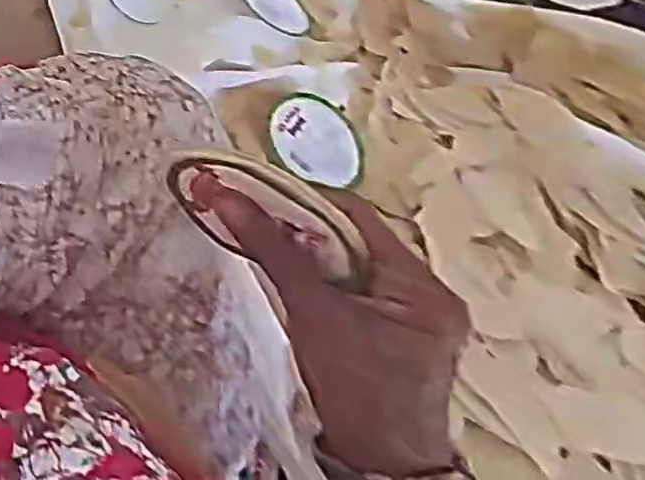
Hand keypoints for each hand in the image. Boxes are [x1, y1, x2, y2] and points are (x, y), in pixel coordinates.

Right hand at [193, 175, 468, 477]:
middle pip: (346, 234)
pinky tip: (280, 269)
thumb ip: (270, 247)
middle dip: (295, 224)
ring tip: (258, 239)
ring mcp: (407, 312)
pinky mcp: (387, 327)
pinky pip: (340, 279)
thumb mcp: (310, 313)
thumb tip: (222, 192)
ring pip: (340, 256)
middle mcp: (422, 291)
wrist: (374, 470)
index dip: (299, 199)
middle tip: (248, 215)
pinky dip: (307, 270)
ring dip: (298, 247)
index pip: (353, 214)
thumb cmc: (354, 393)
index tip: (252, 194)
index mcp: (420, 285)